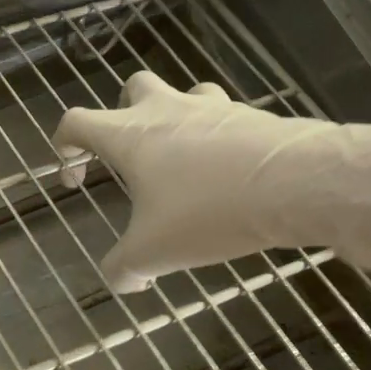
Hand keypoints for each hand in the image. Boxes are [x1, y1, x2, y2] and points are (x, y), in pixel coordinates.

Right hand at [52, 72, 370, 309]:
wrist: (305, 186)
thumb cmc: (211, 212)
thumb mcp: (153, 253)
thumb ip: (123, 269)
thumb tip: (120, 281)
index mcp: (131, 135)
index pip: (77, 121)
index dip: (65, 146)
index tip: (74, 175)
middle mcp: (170, 111)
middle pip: (134, 88)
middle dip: (124, 115)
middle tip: (131, 157)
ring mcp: (218, 112)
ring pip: (187, 96)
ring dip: (177, 120)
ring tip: (183, 163)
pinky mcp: (259, 122)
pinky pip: (229, 123)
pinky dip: (221, 144)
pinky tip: (229, 181)